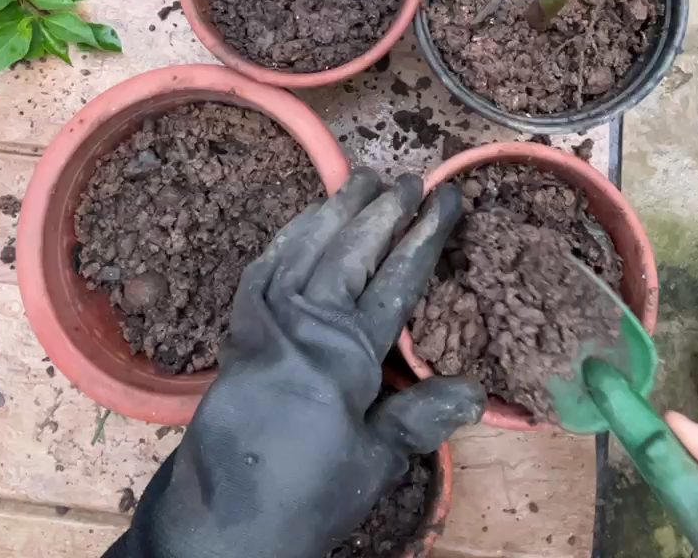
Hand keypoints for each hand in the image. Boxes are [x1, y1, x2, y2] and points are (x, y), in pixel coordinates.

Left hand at [109, 168, 486, 557]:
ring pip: (310, 244)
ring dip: (340, 209)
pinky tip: (304, 219)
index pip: (399, 278)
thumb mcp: (373, 465)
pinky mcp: (241, 324)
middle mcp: (308, 320)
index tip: (446, 199)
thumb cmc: (306, 494)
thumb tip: (477, 390)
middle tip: (411, 178)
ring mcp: (269, 316)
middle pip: (355, 249)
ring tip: (364, 178)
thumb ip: (419, 418)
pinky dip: (289, 234)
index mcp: (349, 352)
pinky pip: (267, 263)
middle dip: (387, 209)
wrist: (220, 520)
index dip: (427, 235)